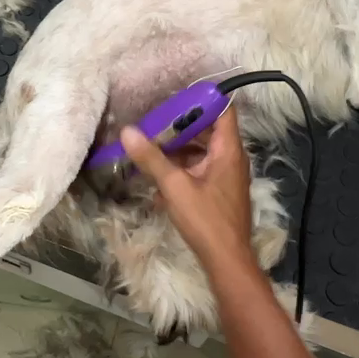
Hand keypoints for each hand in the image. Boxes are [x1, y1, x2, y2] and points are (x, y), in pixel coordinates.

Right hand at [121, 109, 253, 271]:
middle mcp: (231, 159)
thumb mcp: (174, 186)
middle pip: (208, 129)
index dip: (202, 99)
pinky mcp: (218, 191)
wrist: (226, 261)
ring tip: (150, 146)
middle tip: (153, 121)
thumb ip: (151, 158)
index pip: (223, 110)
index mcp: (228, 150)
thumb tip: (127, 131)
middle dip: (181, 125)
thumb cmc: (205, 219)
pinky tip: (158, 176)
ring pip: (201, 151)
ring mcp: (226, 176)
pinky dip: (182, 167)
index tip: (175, 96)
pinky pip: (200, 168)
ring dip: (178, 148)